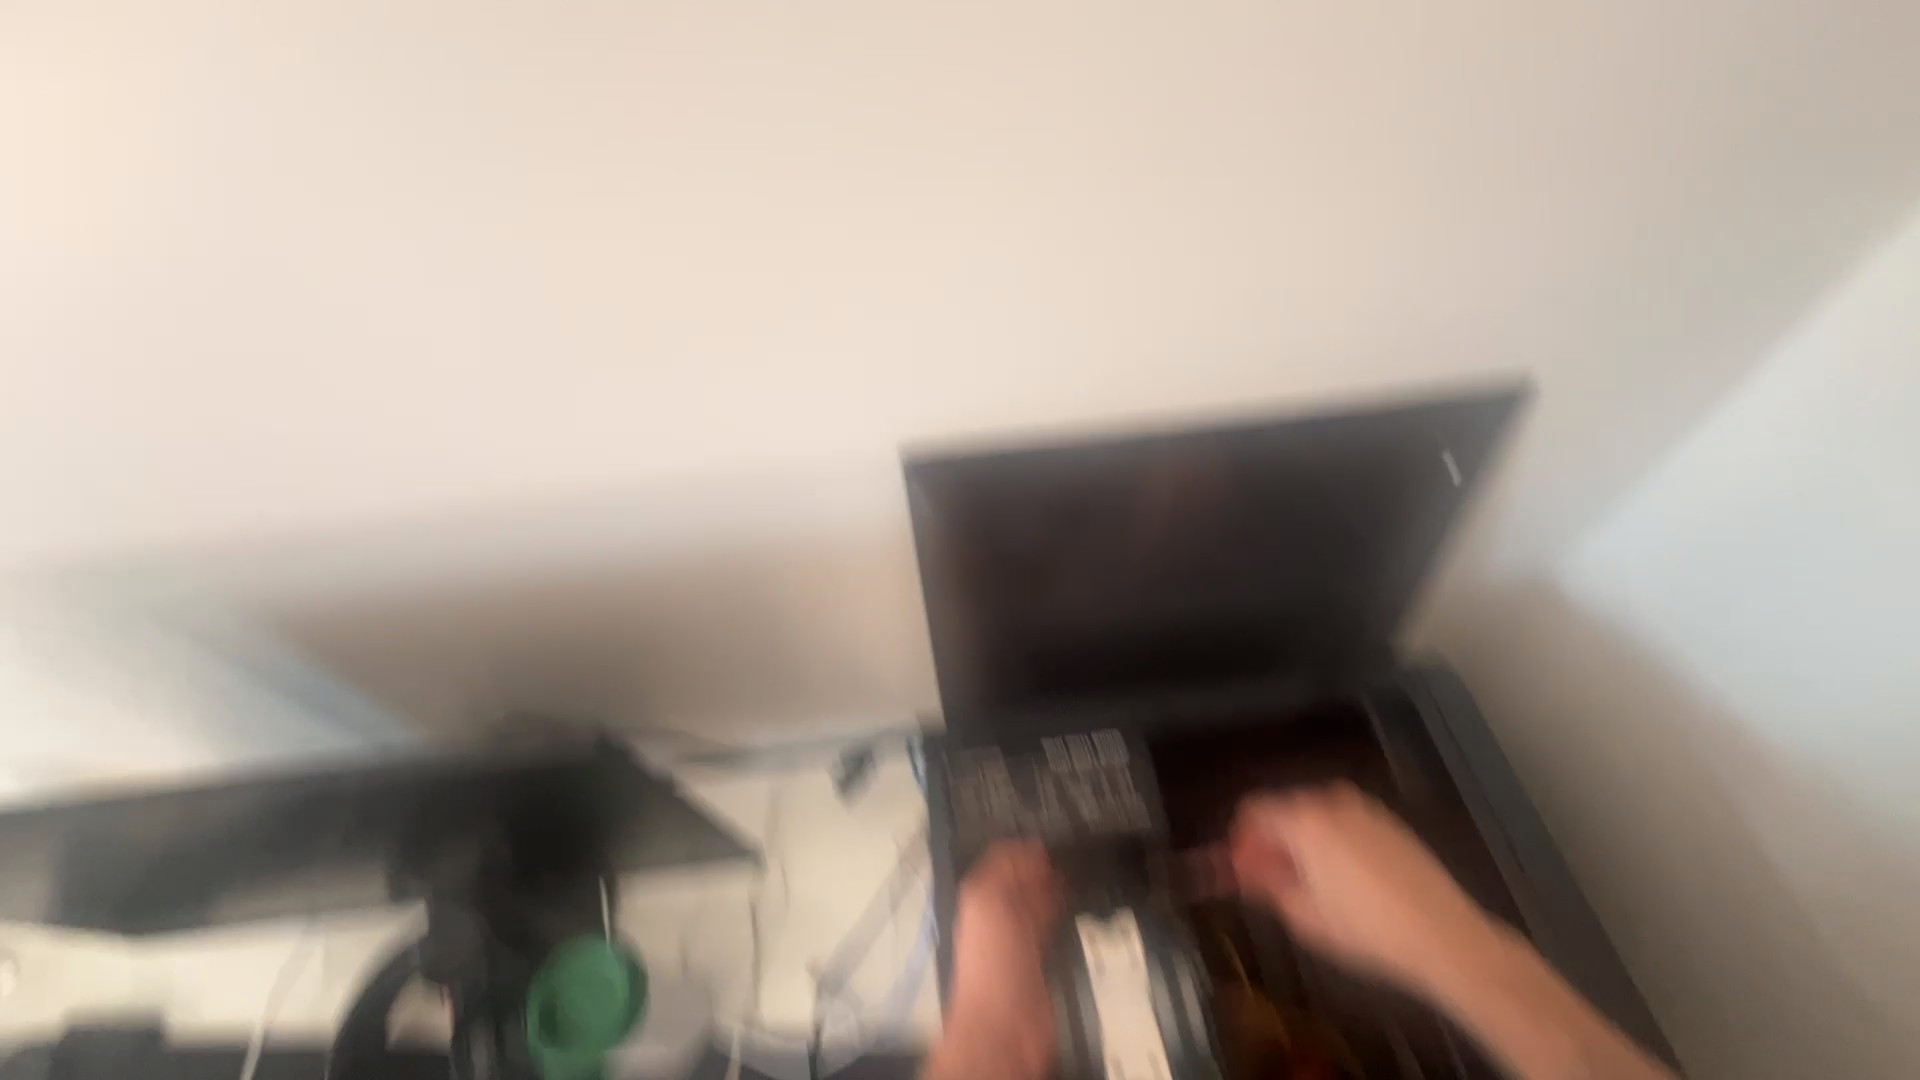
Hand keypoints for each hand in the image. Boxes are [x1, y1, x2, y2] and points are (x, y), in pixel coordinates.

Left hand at [926, 841, 1061, 1079]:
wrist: (1003, 1025)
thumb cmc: (990, 961)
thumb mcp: (988, 902)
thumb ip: (1005, 870)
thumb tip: (1031, 849)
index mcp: (979, 897)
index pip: (1001, 860)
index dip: (1023, 848)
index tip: (1050, 837)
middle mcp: (997, 913)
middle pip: (1021, 879)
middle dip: (1042, 866)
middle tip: (1069, 852)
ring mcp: (1019, 937)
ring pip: (1038, 900)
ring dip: (1054, 887)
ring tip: (1078, 870)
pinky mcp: (1040, 958)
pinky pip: (1051, 926)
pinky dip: (1062, 911)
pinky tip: (1077, 901)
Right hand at [1229, 783, 1497, 995]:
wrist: (1447, 938)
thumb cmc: (1365, 928)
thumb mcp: (1301, 913)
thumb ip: (1261, 883)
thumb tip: (1235, 869)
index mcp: (1303, 818)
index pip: (1251, 810)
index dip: (1238, 839)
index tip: (1238, 870)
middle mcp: (1330, 800)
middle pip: (1281, 810)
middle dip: (1268, 841)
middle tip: (1268, 880)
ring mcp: (1363, 808)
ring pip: (1312, 816)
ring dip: (1298, 841)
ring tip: (1306, 883)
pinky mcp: (1389, 822)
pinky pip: (1342, 822)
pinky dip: (1329, 841)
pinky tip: (1341, 879)